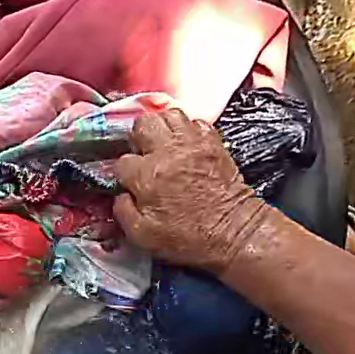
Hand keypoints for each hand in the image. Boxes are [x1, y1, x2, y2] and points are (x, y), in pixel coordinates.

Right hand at [113, 108, 272, 275]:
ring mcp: (193, 144)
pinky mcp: (213, 143)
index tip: (131, 183)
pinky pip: (195, 122)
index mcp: (147, 176)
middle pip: (143, 124)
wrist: (232, 232)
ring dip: (163, 129)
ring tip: (164, 146)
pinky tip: (186, 147)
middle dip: (139, 138)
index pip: (122, 161)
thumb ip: (123, 212)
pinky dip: (188, 131)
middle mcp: (168, 152)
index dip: (123, 173)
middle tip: (144, 155)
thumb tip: (121, 194)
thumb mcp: (143, 236)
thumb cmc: (187, 238)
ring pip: (169, 115)